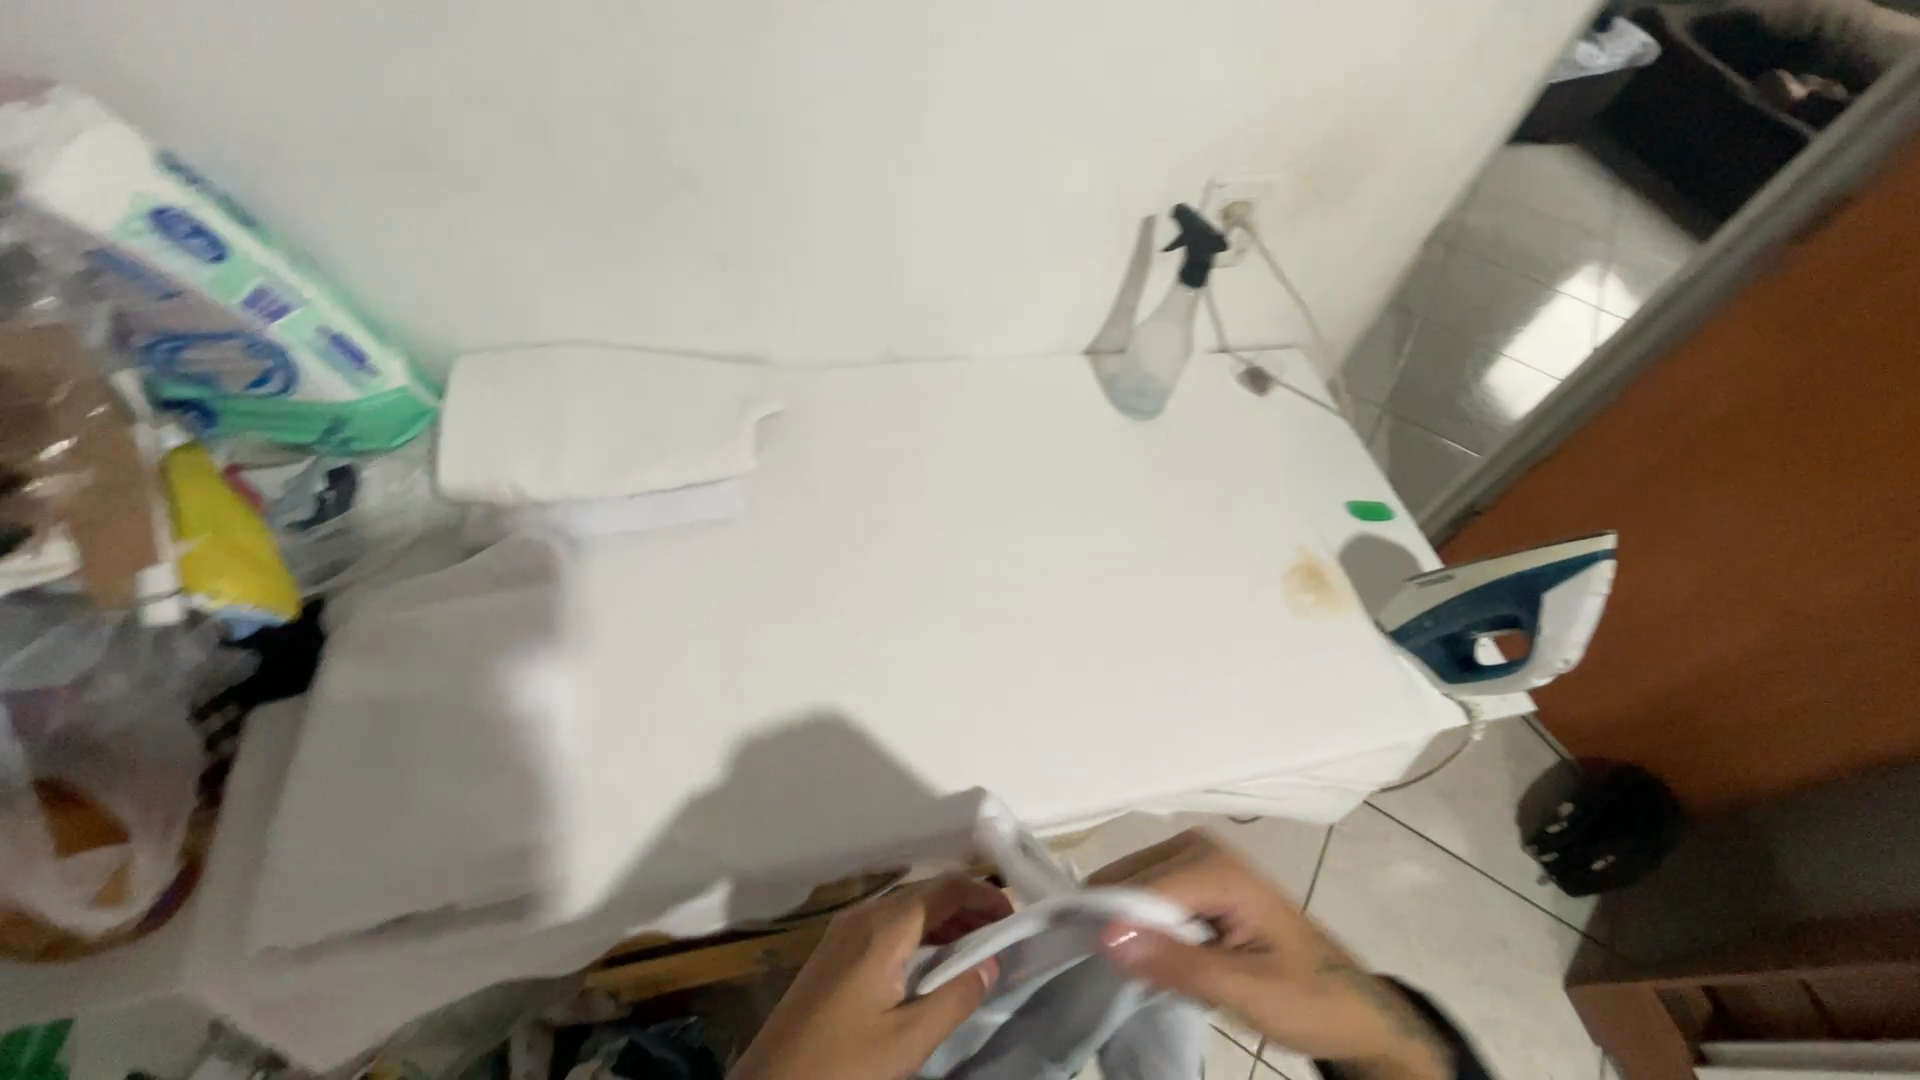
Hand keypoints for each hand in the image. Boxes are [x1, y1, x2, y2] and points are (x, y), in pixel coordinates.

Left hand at [732, 874, 1013, 1079]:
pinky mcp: (835, 951)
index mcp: (883, 928)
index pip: (945, 889)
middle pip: (927, 892)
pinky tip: (933, 958)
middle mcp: (863, 915)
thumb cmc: (841, 1062)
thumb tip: (991, 963)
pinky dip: (920, 931)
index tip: (1015, 915)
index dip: (984, 894)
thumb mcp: (907, 1040)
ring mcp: (845, 931)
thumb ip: (955, 997)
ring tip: (978, 943)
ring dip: (945, 918)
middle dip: (968, 904)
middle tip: (1003, 930)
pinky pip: (888, 924)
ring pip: (907, 907)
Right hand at [1091, 830, 1451, 1079]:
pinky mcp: (1193, 876)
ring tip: (1157, 970)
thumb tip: (1107, 937)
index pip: (1139, 887)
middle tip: (1143, 977)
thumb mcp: (1247, 992)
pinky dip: (1146, 927)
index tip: (1100, 967)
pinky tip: (1166, 957)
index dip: (1115, 926)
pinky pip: (1146, 894)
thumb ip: (1179, 964)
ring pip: (1131, 887)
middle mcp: (1198, 847)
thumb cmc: (1308, 999)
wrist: (1352, 1007)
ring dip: (1135, 930)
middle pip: (1129, 880)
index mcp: (1216, 866)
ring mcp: (1195, 859)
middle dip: (1126, 927)